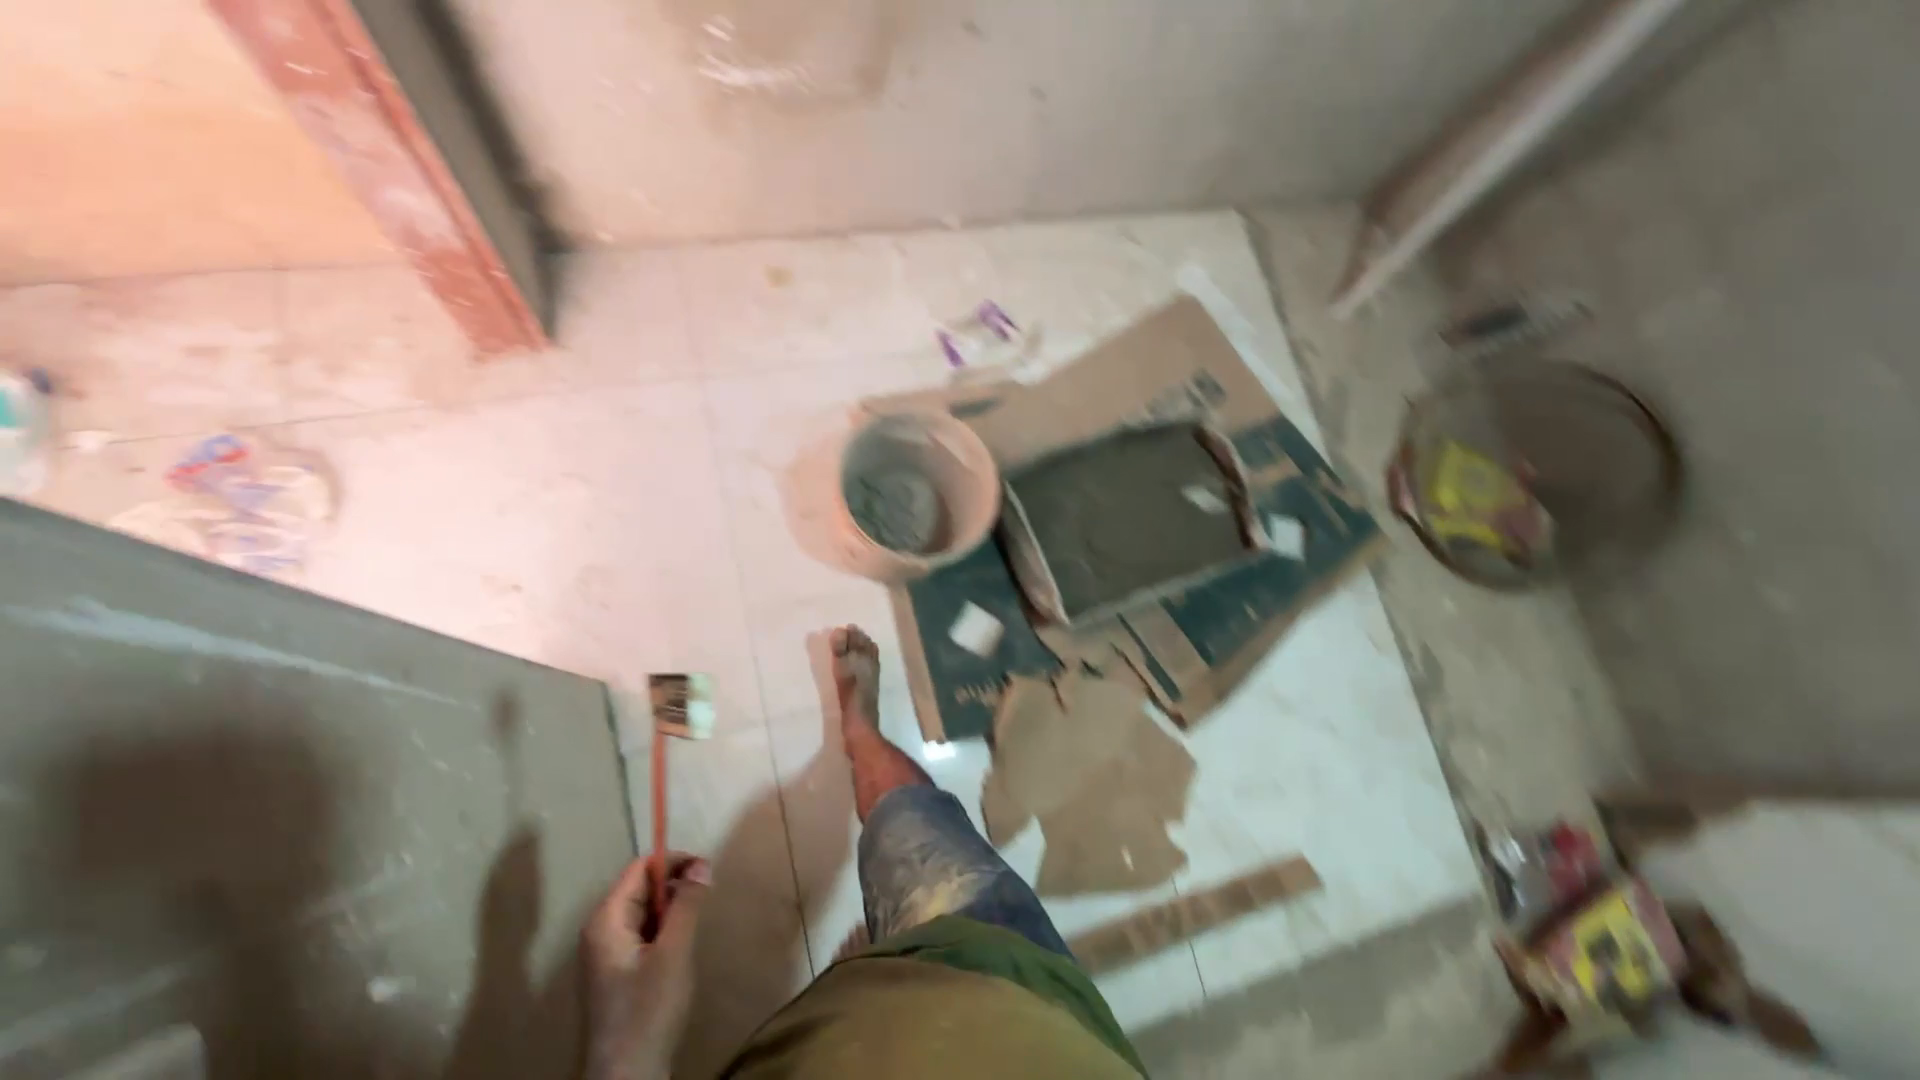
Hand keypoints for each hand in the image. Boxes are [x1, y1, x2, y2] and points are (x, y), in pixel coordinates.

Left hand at [581, 853, 710, 1079]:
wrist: (623, 1078)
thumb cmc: (647, 1011)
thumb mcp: (674, 953)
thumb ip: (687, 905)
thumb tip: (701, 866)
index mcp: (605, 920)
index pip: (639, 869)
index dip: (673, 861)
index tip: (707, 868)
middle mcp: (599, 931)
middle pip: (639, 889)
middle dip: (674, 885)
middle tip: (707, 895)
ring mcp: (604, 955)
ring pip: (642, 913)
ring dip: (671, 909)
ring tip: (697, 922)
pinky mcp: (615, 976)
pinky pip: (641, 936)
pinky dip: (663, 931)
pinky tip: (681, 949)